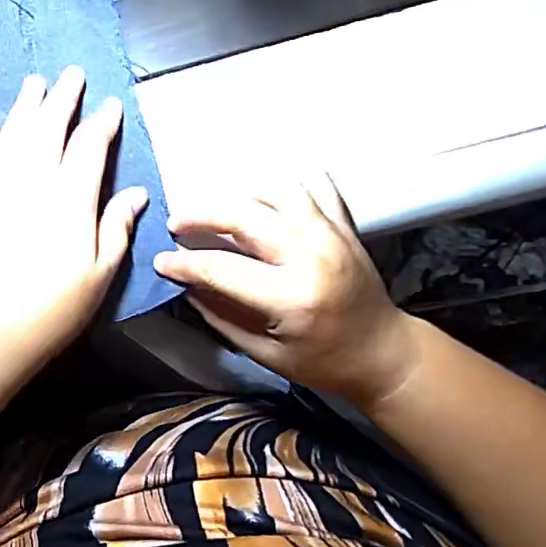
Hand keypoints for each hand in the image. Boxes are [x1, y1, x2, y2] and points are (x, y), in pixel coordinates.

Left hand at [0, 67, 148, 380]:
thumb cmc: (52, 309)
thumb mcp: (100, 275)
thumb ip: (117, 228)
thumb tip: (138, 193)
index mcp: (70, 199)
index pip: (89, 147)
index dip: (102, 123)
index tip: (111, 104)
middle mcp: (32, 183)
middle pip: (47, 128)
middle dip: (62, 98)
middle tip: (72, 73)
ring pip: (12, 136)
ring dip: (24, 106)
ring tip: (34, 82)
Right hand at [152, 174, 421, 407]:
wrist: (384, 353)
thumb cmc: (323, 362)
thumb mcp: (265, 353)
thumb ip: (222, 317)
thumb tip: (188, 286)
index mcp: (290, 296)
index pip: (221, 268)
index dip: (184, 263)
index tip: (161, 261)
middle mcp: (310, 255)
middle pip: (244, 216)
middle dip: (201, 215)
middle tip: (176, 222)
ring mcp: (331, 234)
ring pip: (276, 191)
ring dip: (239, 195)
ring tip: (217, 209)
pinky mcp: (344, 225)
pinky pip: (314, 186)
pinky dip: (285, 184)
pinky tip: (263, 193)